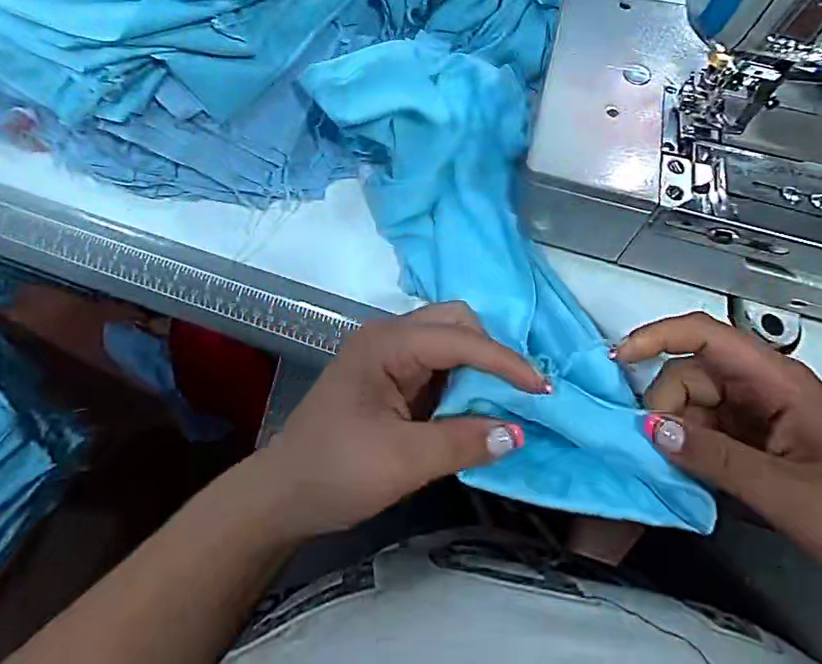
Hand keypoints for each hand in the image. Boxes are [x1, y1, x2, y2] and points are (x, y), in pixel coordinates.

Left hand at [251, 302, 546, 540]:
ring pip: (450, 341)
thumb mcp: (401, 462)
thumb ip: (461, 442)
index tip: (541, 388)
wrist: (280, 497)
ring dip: (480, 366)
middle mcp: (389, 338)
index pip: (458, 338)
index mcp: (387, 343)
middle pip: (455, 323)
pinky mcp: (392, 378)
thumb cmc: (335, 472)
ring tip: (510, 397)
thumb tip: (518, 432)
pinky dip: (465, 382)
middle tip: (521, 390)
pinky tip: (480, 405)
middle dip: (491, 352)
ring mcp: (390, 356)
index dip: (503, 361)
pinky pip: (440, 366)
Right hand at [616, 313, 821, 610]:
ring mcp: (761, 416)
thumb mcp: (788, 494)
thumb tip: (652, 426)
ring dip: (674, 428)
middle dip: (664, 402)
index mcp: (779, 381)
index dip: (658, 336)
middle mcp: (765, 389)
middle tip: (650, 445)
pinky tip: (683, 473)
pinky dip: (688, 447)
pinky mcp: (758, 443)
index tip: (620, 357)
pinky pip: (708, 431)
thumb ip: (716, 458)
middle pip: (694, 372)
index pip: (707, 335)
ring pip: (696, 403)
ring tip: (665, 465)